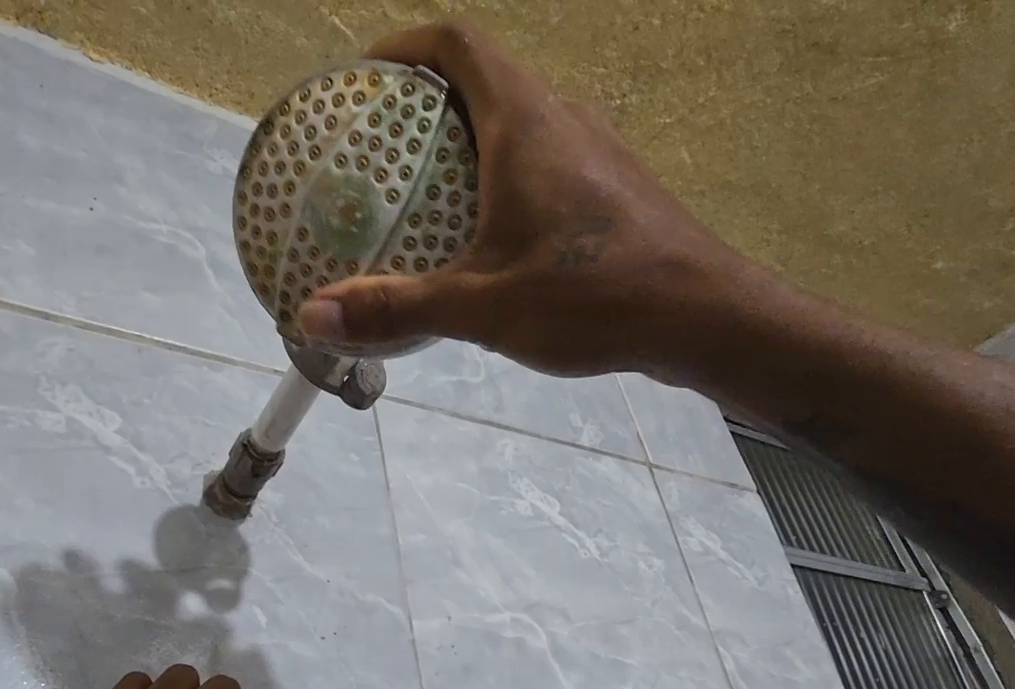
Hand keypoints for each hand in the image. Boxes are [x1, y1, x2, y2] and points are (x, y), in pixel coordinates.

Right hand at [298, 22, 785, 381]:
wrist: (702, 316)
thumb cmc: (592, 296)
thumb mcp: (482, 305)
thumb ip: (397, 307)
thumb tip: (313, 316)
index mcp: (524, 123)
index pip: (458, 45)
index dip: (406, 47)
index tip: (365, 76)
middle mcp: (561, 119)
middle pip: (486, 77)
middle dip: (428, 98)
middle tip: (382, 144)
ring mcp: (593, 152)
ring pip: (518, 120)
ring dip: (468, 139)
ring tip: (424, 188)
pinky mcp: (610, 190)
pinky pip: (542, 159)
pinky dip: (500, 175)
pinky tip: (486, 232)